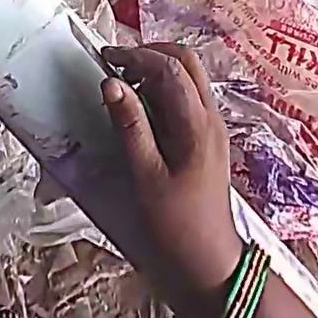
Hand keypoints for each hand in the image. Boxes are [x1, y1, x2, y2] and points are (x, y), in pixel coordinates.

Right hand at [100, 43, 243, 298]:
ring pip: (189, 74)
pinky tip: (139, 102)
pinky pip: (187, 93)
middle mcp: (210, 117)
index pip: (170, 68)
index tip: (105, 59)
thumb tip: (110, 83)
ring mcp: (211, 125)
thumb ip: (130, 125)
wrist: (211, 264)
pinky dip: (162, 85)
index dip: (135, 56)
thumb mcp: (146, 175)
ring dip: (156, 67)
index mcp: (198, 125)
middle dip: (149, 53)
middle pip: (186, 61)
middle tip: (116, 63)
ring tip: (124, 80)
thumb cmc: (177, 224)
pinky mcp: (206, 135)